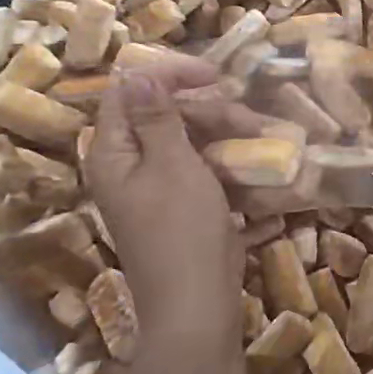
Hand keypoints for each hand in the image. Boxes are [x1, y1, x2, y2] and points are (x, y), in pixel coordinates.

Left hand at [88, 60, 241, 367]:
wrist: (196, 303)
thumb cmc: (182, 230)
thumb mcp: (173, 165)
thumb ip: (157, 116)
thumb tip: (135, 69)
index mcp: (112, 152)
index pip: (129, 92)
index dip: (168, 76)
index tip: (213, 74)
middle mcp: (127, 165)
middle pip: (163, 115)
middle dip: (208, 110)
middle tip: (247, 119)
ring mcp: (156, 186)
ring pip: (188, 141)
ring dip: (224, 135)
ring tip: (261, 142)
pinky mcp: (181, 204)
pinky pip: (200, 168)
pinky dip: (225, 163)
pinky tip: (253, 167)